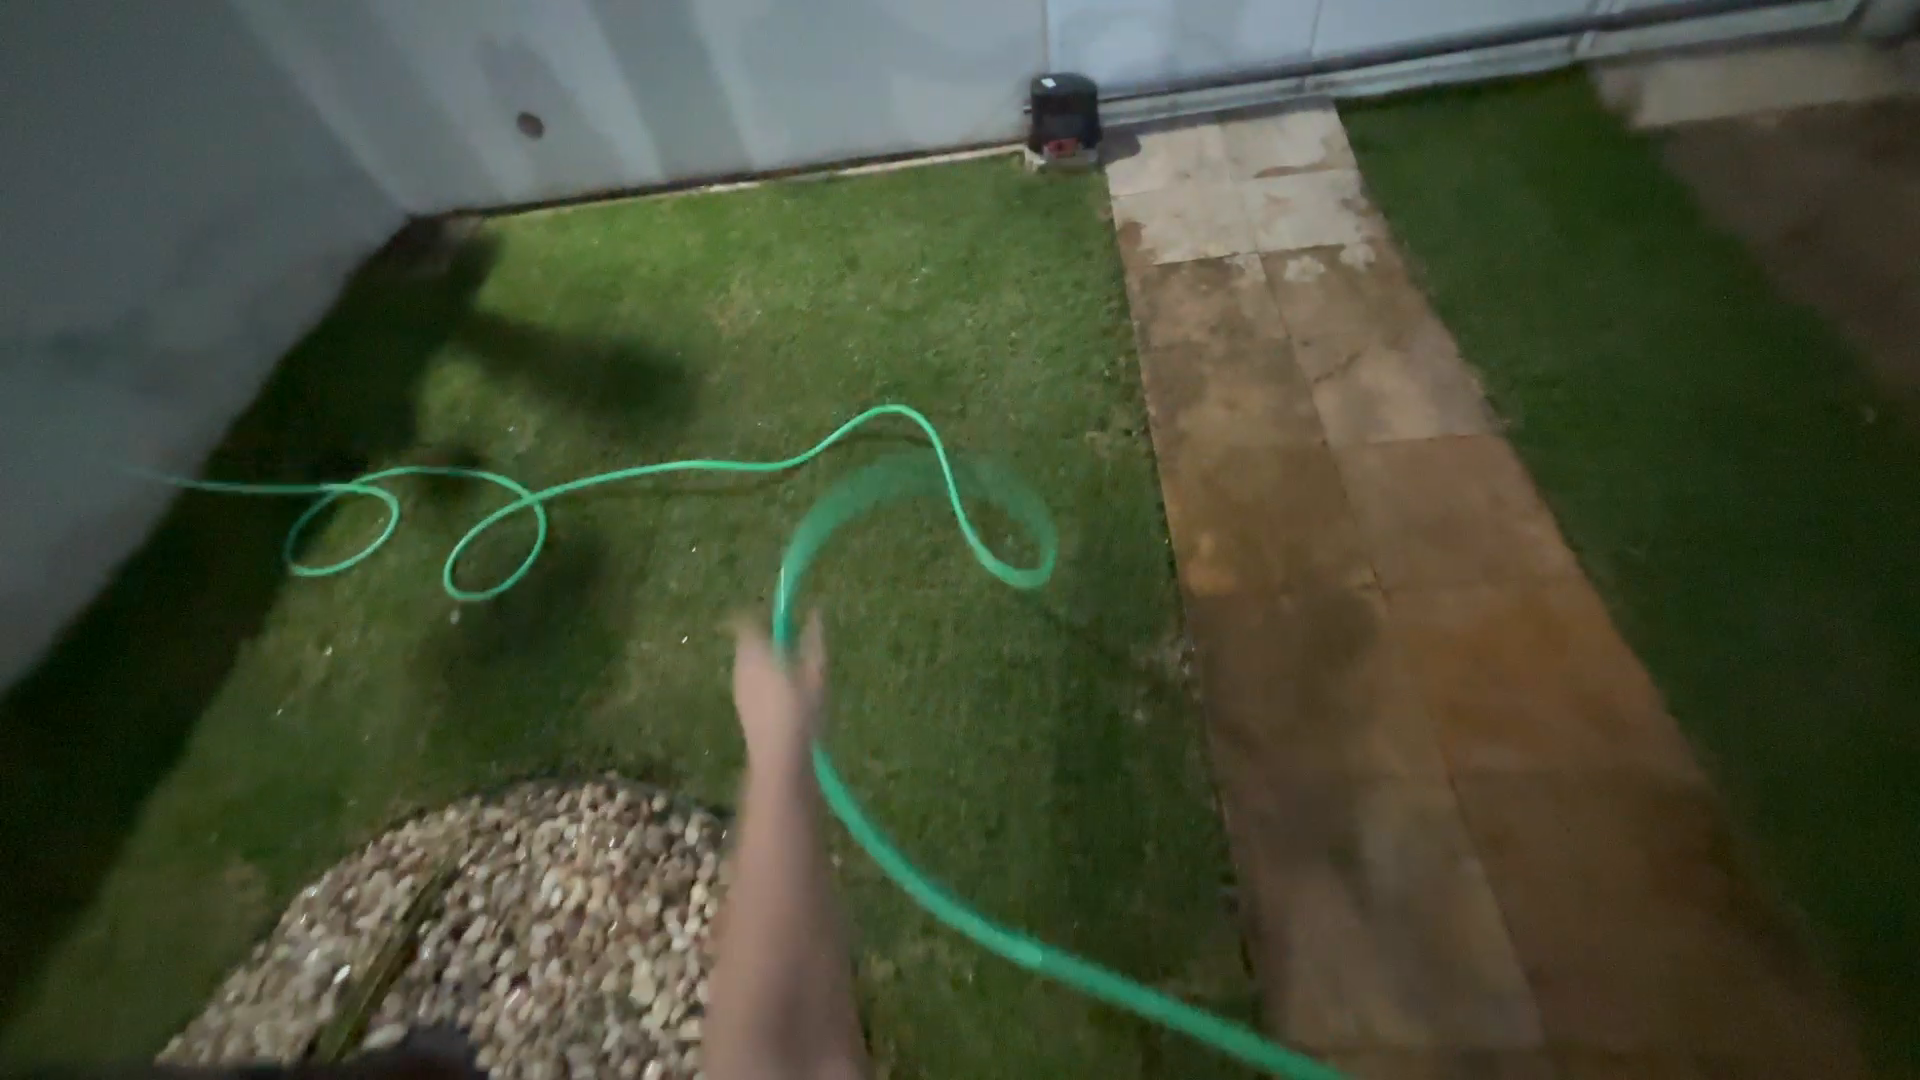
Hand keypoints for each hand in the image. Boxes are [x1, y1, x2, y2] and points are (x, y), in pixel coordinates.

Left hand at [731, 611, 825, 765]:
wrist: (778, 757)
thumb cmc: (800, 709)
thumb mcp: (815, 671)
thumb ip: (814, 639)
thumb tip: (815, 612)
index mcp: (755, 651)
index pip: (746, 620)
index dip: (761, 614)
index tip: (782, 616)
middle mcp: (740, 665)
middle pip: (747, 640)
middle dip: (767, 638)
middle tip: (794, 643)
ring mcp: (738, 687)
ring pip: (748, 661)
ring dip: (766, 658)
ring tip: (794, 670)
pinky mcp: (741, 705)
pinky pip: (750, 679)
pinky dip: (764, 677)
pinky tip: (786, 694)